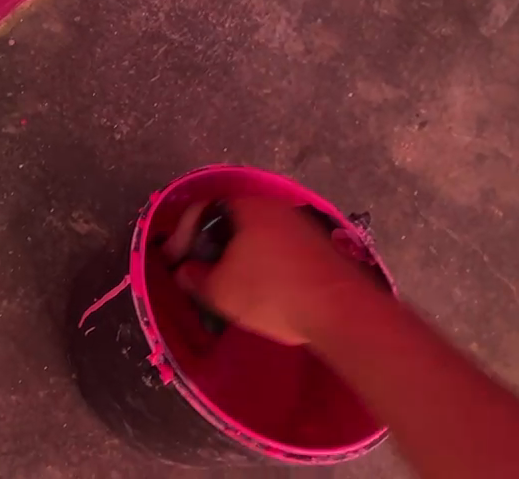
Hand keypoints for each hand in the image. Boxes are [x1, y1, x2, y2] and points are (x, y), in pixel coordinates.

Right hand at [169, 196, 378, 345]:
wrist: (345, 313)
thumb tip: (183, 271)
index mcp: (243, 205)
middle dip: (210, 245)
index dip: (180, 237)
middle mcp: (272, 205)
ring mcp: (300, 224)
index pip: (199, 211)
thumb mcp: (220, 290)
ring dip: (237, 255)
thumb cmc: (273, 292)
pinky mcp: (322, 247)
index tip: (173, 261)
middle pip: (228, 221)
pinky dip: (263, 263)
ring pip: (256, 235)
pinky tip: (262, 287)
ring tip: (228, 281)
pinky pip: (279, 249)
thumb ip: (194, 277)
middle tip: (199, 268)